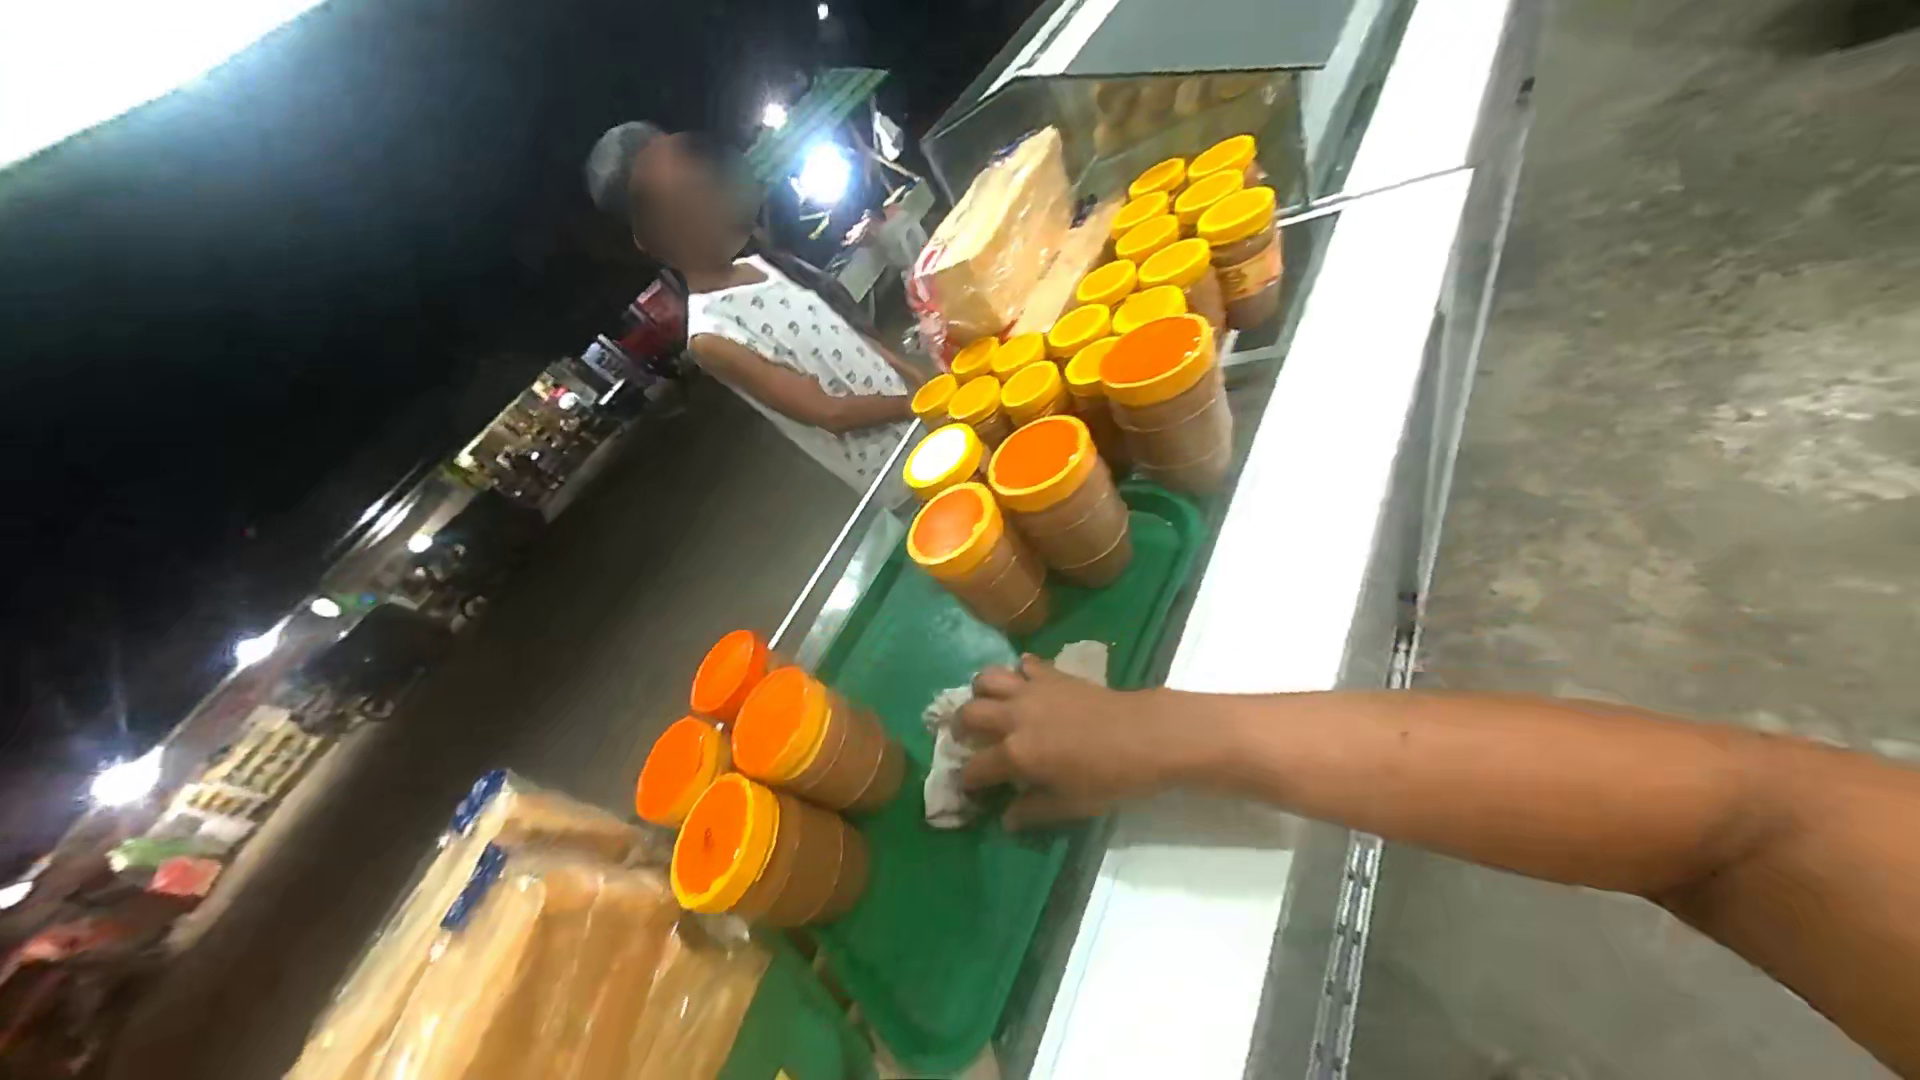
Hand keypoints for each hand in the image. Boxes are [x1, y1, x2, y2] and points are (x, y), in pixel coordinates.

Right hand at [957, 656, 1192, 828]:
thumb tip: (1006, 818)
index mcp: (1016, 754)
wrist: (1145, 735)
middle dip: (960, 726)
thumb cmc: (1109, 777)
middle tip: (968, 737)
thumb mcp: (1071, 805)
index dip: (967, 779)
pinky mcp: (1052, 673)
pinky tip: (1026, 686)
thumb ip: (1033, 810)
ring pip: (987, 678)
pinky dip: (1018, 673)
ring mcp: (1031, 690)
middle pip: (969, 713)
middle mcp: (1014, 716)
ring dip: (981, 691)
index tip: (969, 786)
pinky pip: (1024, 664)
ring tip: (990, 704)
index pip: (975, 767)